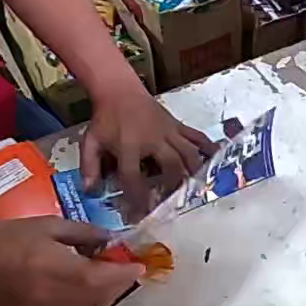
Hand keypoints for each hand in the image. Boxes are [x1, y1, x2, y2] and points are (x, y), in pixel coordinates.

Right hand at [0, 216, 141, 305]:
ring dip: (106, 300)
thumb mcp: (46, 225)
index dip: (124, 274)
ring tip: (111, 280)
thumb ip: (82, 233)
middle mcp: (52, 298)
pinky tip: (89, 293)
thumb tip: (110, 239)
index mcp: (55, 269)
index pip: (101, 279)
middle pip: (98, 299)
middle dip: (118, 286)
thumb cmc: (2, 238)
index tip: (139, 265)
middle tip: (126, 269)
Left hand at [82, 87, 212, 215]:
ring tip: (193, 188)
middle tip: (171, 202)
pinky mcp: (178, 126)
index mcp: (129, 145)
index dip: (136, 199)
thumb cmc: (106, 119)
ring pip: (188, 153)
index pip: (133, 177)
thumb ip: (90, 167)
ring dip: (192, 172)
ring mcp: (169, 131)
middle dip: (173, 186)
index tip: (138, 215)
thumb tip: (91, 192)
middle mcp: (153, 139)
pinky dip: (207, 148)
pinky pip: (197, 137)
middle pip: (170, 165)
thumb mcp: (91, 142)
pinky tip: (214, 160)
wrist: (120, 90)